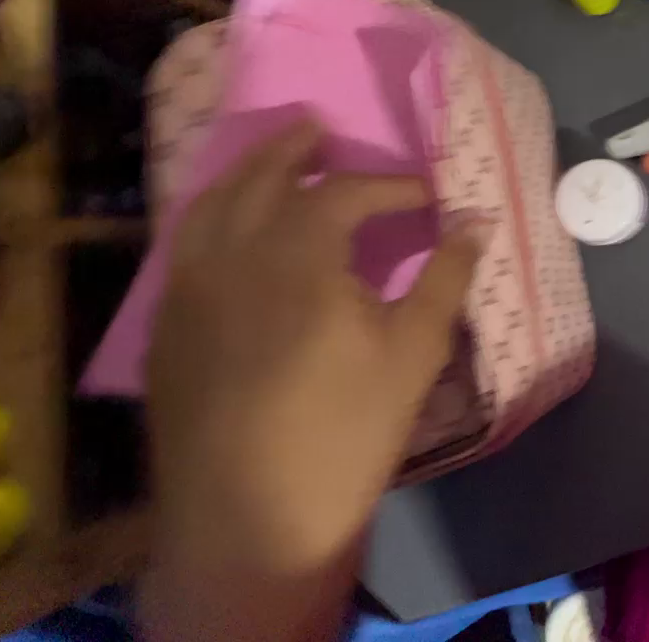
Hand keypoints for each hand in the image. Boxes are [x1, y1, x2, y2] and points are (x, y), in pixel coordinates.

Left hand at [143, 118, 485, 640]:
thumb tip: (479, 220)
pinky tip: (231, 229)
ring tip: (272, 158)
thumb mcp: (416, 349)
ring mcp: (188, 296)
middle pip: (257, 181)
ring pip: (206, 209)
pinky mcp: (169, 331)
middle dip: (293, 150)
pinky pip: (184, 249)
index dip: (392, 187)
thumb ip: (447, 274)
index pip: (344, 195)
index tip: (429, 198)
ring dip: (243, 174)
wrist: (252, 521)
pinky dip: (210, 218)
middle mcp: (232, 261)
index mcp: (298, 260)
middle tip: (319, 127)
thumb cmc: (349, 427)